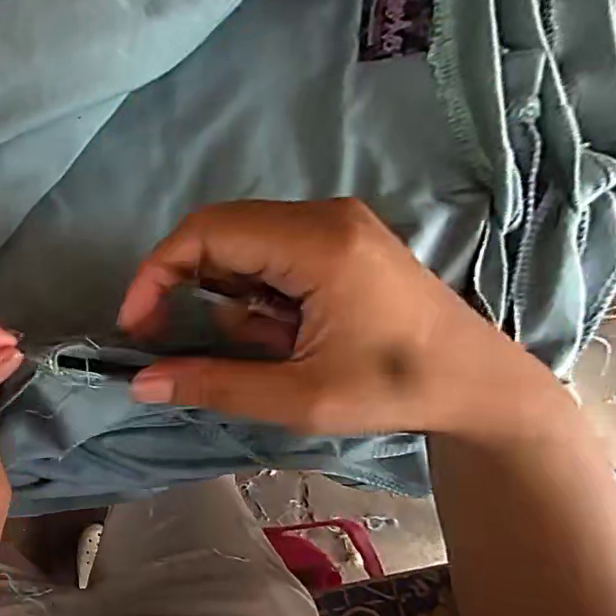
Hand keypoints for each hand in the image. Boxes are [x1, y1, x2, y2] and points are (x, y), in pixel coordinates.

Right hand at [117, 198, 574, 443]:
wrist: (481, 385)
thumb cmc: (396, 390)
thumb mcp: (297, 399)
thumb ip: (213, 385)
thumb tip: (140, 383)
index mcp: (319, 245)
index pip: (207, 232)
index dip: (156, 273)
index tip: (135, 325)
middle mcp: (323, 216)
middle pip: (216, 231)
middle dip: (179, 283)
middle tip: (164, 338)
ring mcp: (332, 223)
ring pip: (236, 242)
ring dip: (220, 294)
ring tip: (254, 346)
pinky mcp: (335, 239)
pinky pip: (263, 252)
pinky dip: (247, 293)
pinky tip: (275, 331)